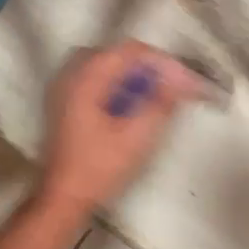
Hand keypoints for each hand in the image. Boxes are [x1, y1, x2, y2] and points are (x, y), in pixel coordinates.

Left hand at [36, 40, 205, 213]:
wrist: (61, 198)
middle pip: (118, 54)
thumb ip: (161, 102)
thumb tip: (181, 78)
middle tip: (175, 87)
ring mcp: (63, 87)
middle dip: (150, 67)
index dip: (163, 62)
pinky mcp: (64, 103)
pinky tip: (131, 105)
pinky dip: (117, 86)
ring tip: (157, 96)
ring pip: (107, 66)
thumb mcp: (137, 136)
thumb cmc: (99, 168)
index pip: (131, 51)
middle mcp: (71, 73)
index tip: (186, 82)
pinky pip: (95, 80)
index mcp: (86, 77)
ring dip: (134, 76)